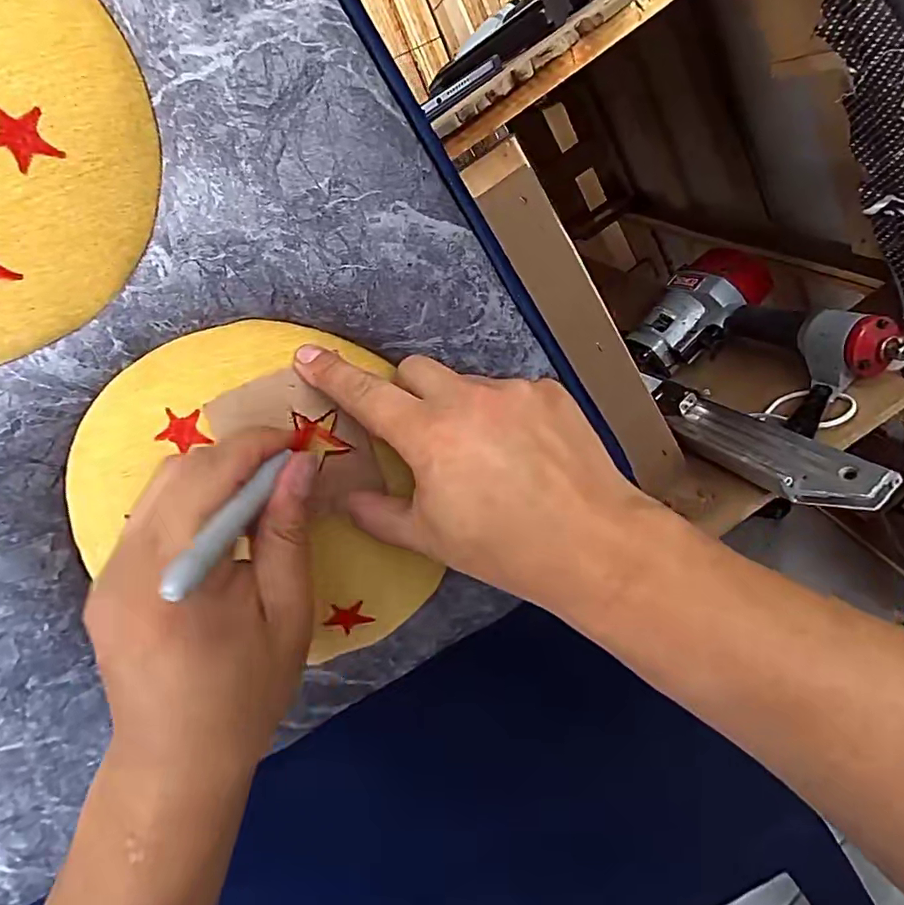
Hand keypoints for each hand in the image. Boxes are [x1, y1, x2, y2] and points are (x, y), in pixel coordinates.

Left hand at [84, 429, 318, 778]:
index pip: (210, 477)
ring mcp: (105, 573)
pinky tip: (223, 525)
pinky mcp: (104, 583)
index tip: (296, 441)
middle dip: (235, 455)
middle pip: (178, 472)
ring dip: (212, 475)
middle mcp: (124, 564)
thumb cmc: (244, 697)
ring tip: (258, 493)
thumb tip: (300, 466)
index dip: (256, 446)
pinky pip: (150, 517)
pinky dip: (191, 502)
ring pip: (159, 489)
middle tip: (283, 467)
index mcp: (171, 575)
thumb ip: (288, 533)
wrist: (175, 766)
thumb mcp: (286, 614)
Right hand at [293, 345, 669, 609]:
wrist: (593, 544)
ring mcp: (512, 391)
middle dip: (406, 391)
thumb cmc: (504, 549)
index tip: (310, 355)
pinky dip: (502, 413)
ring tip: (486, 454)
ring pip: (465, 383)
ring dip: (459, 407)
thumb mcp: (430, 537)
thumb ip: (378, 512)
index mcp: (430, 435)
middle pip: (415, 369)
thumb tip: (344, 498)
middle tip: (418, 430)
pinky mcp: (548, 391)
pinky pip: (509, 392)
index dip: (334, 374)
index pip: (368, 394)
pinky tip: (524, 451)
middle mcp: (468, 400)